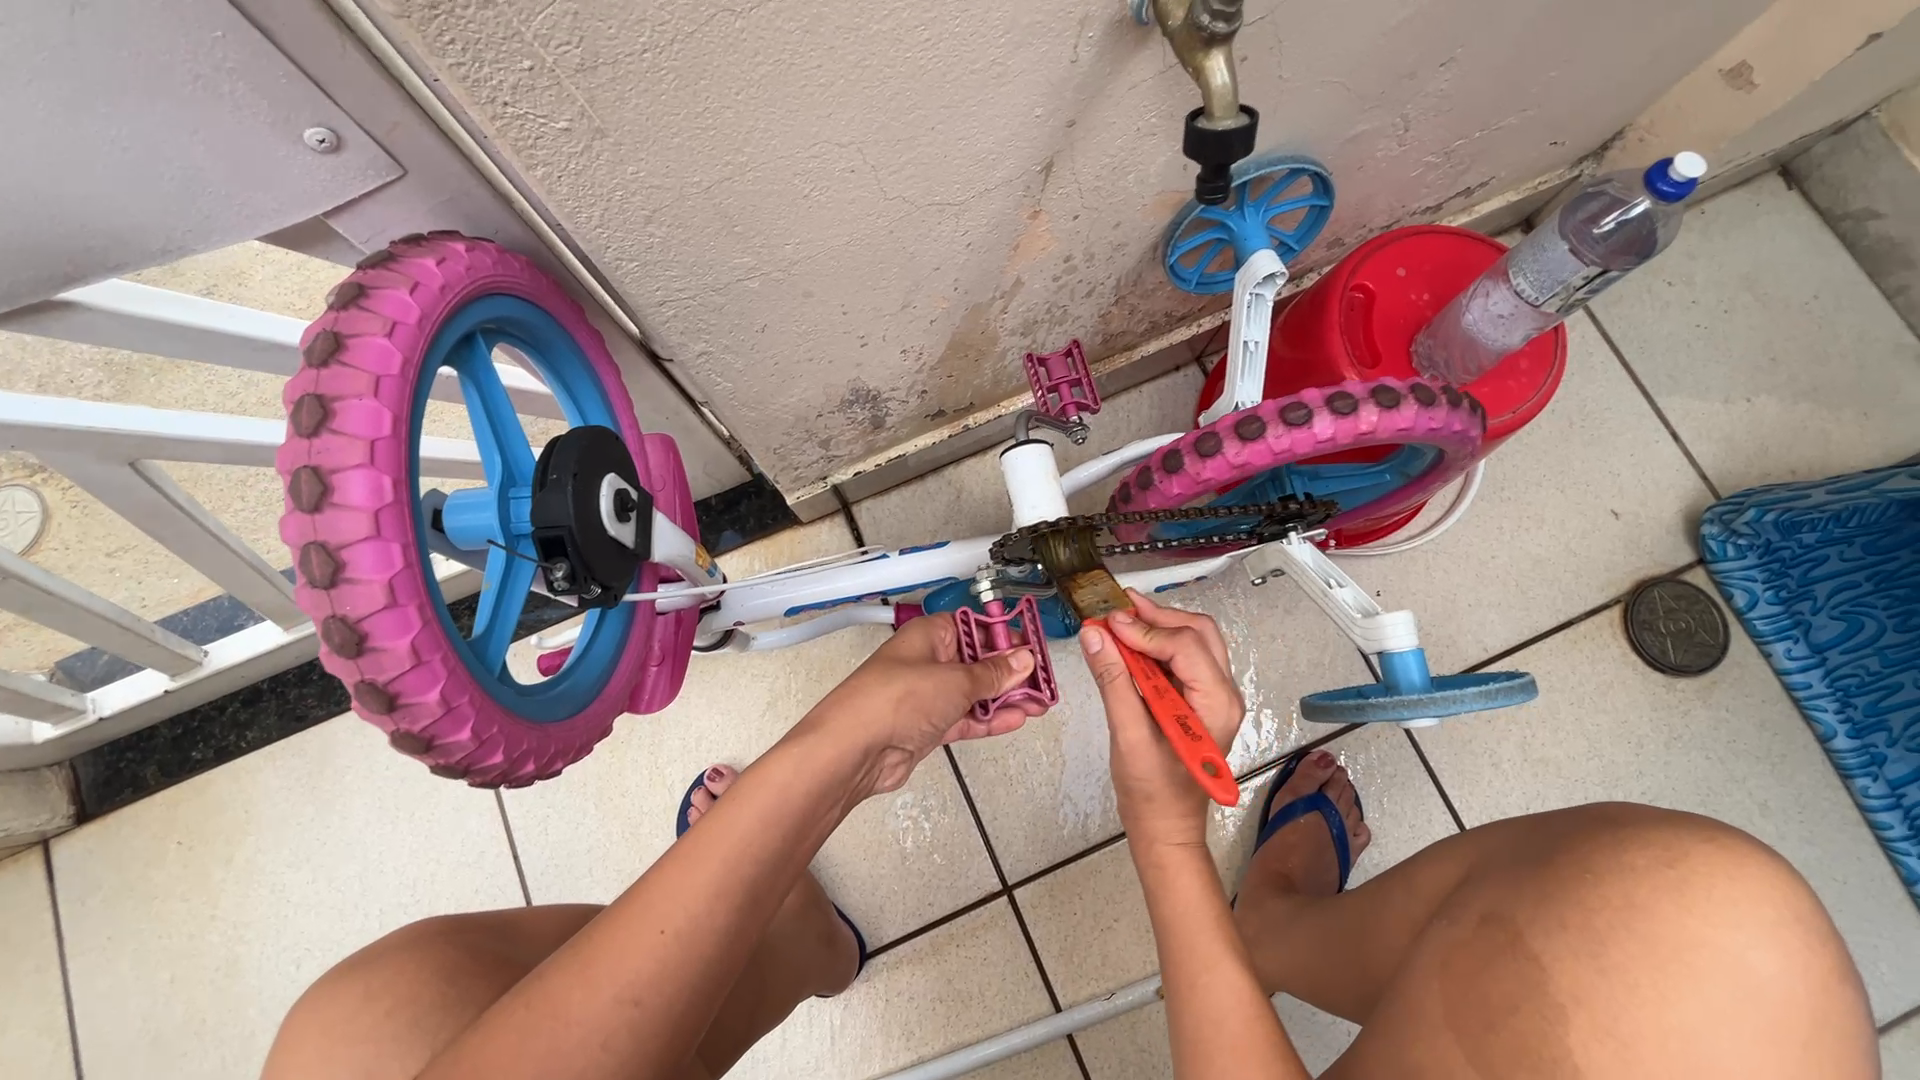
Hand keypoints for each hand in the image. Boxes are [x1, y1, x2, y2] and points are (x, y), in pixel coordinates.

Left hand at [800, 612, 1046, 797]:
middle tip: (1041, 681)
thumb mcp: (954, 681)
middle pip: (977, 661)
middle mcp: (927, 661)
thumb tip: (1021, 660)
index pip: (975, 627)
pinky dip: (988, 720)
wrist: (853, 750)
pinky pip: (966, 719)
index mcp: (929, 635)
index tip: (1032, 647)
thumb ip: (992, 674)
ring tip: (1037, 704)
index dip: (1005, 636)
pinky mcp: (927, 726)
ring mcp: (926, 696)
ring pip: (974, 693)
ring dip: (1005, 699)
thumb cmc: (889, 701)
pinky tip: (1014, 719)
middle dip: (1010, 672)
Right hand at [1080, 592, 1244, 850]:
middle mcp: (1224, 693)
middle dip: (1156, 616)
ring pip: (1193, 640)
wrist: (1165, 828)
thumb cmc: (1152, 792)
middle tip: (1116, 610)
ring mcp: (1213, 695)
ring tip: (1119, 619)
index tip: (1107, 622)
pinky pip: (1183, 658)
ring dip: (1157, 626)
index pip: (1185, 645)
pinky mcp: (1198, 699)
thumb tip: (1094, 635)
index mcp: (1216, 704)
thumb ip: (1114, 682)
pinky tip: (1128, 644)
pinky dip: (1156, 644)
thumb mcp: (1128, 736)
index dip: (1145, 629)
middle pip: (1198, 632)